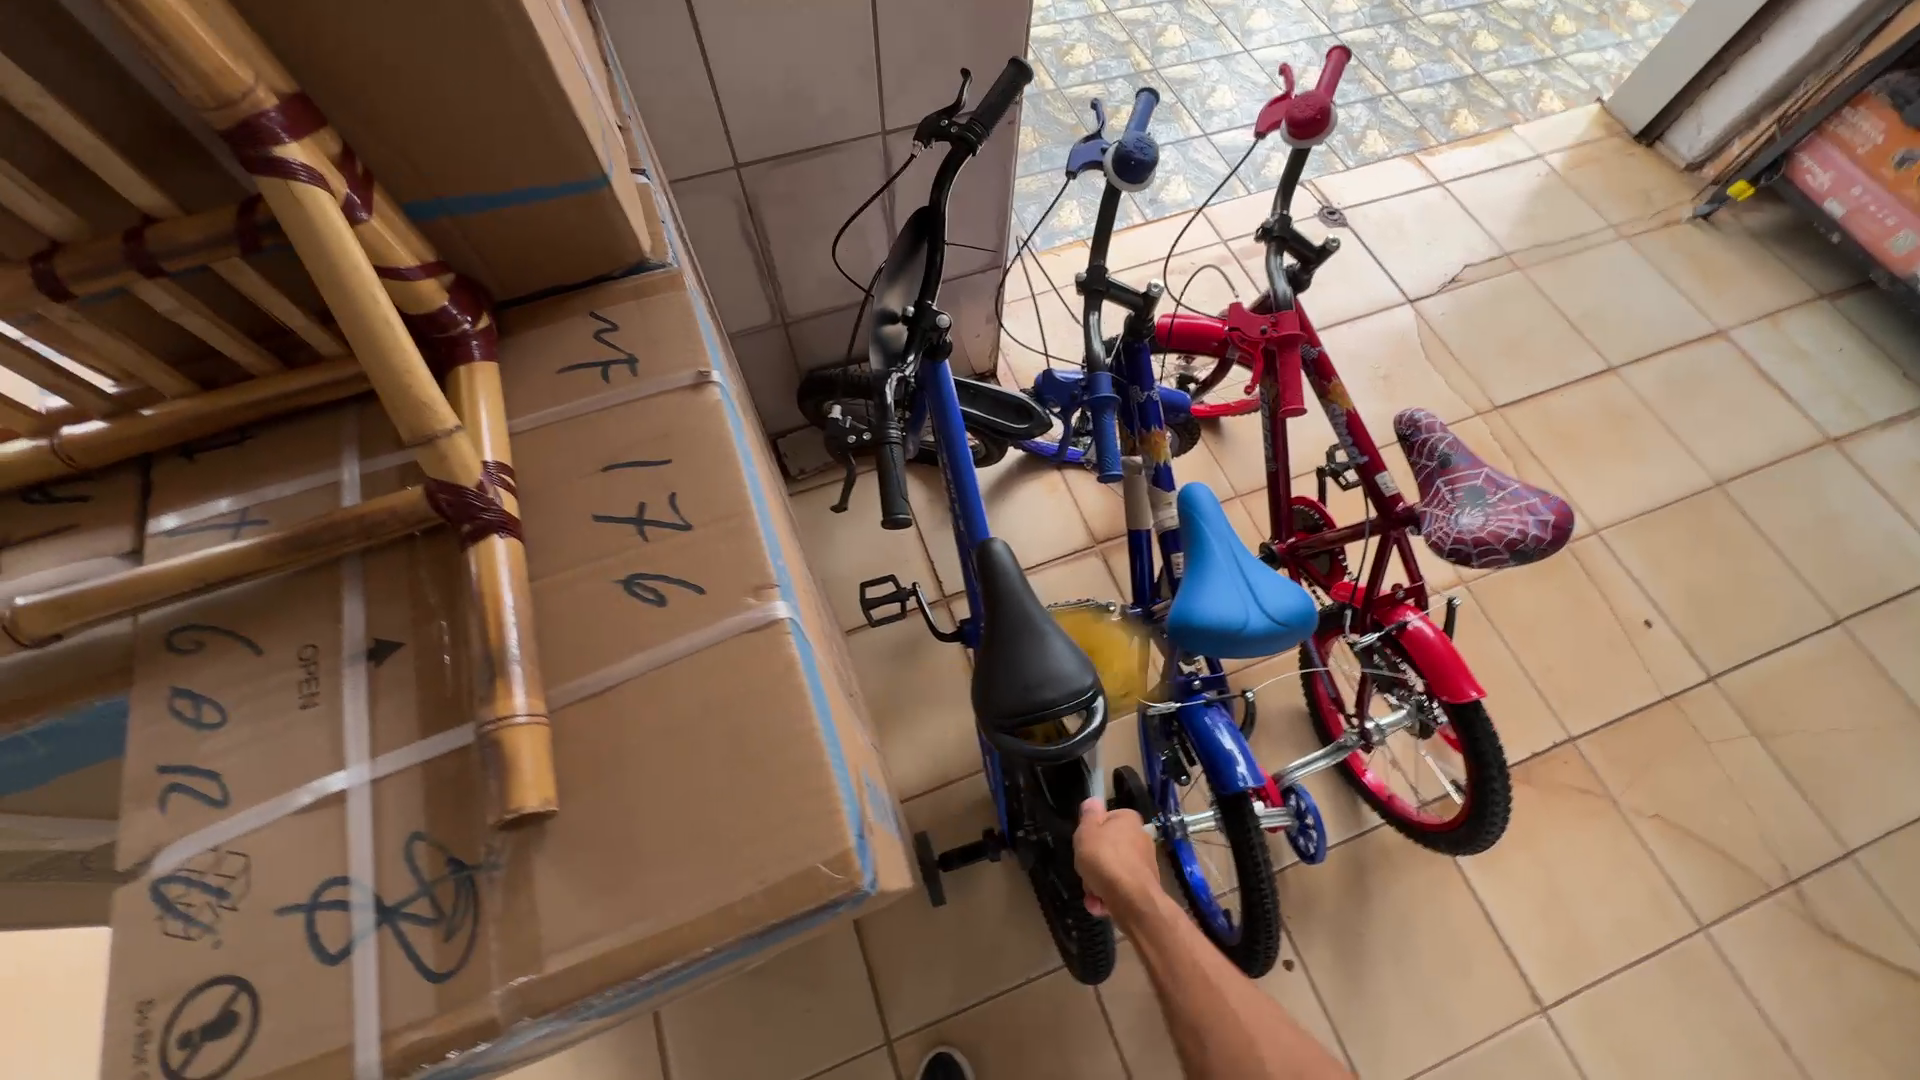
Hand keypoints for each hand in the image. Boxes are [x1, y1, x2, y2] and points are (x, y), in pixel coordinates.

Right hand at [1074, 797, 1161, 920]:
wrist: (1132, 899)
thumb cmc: (1104, 859)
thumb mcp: (1086, 832)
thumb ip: (1088, 816)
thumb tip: (1094, 800)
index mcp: (1129, 820)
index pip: (1107, 819)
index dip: (1091, 832)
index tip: (1083, 844)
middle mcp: (1141, 838)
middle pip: (1108, 848)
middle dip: (1093, 863)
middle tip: (1085, 870)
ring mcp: (1144, 864)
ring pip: (1113, 871)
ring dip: (1098, 884)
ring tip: (1091, 894)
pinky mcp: (1144, 887)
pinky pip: (1121, 889)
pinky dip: (1109, 897)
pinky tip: (1100, 905)